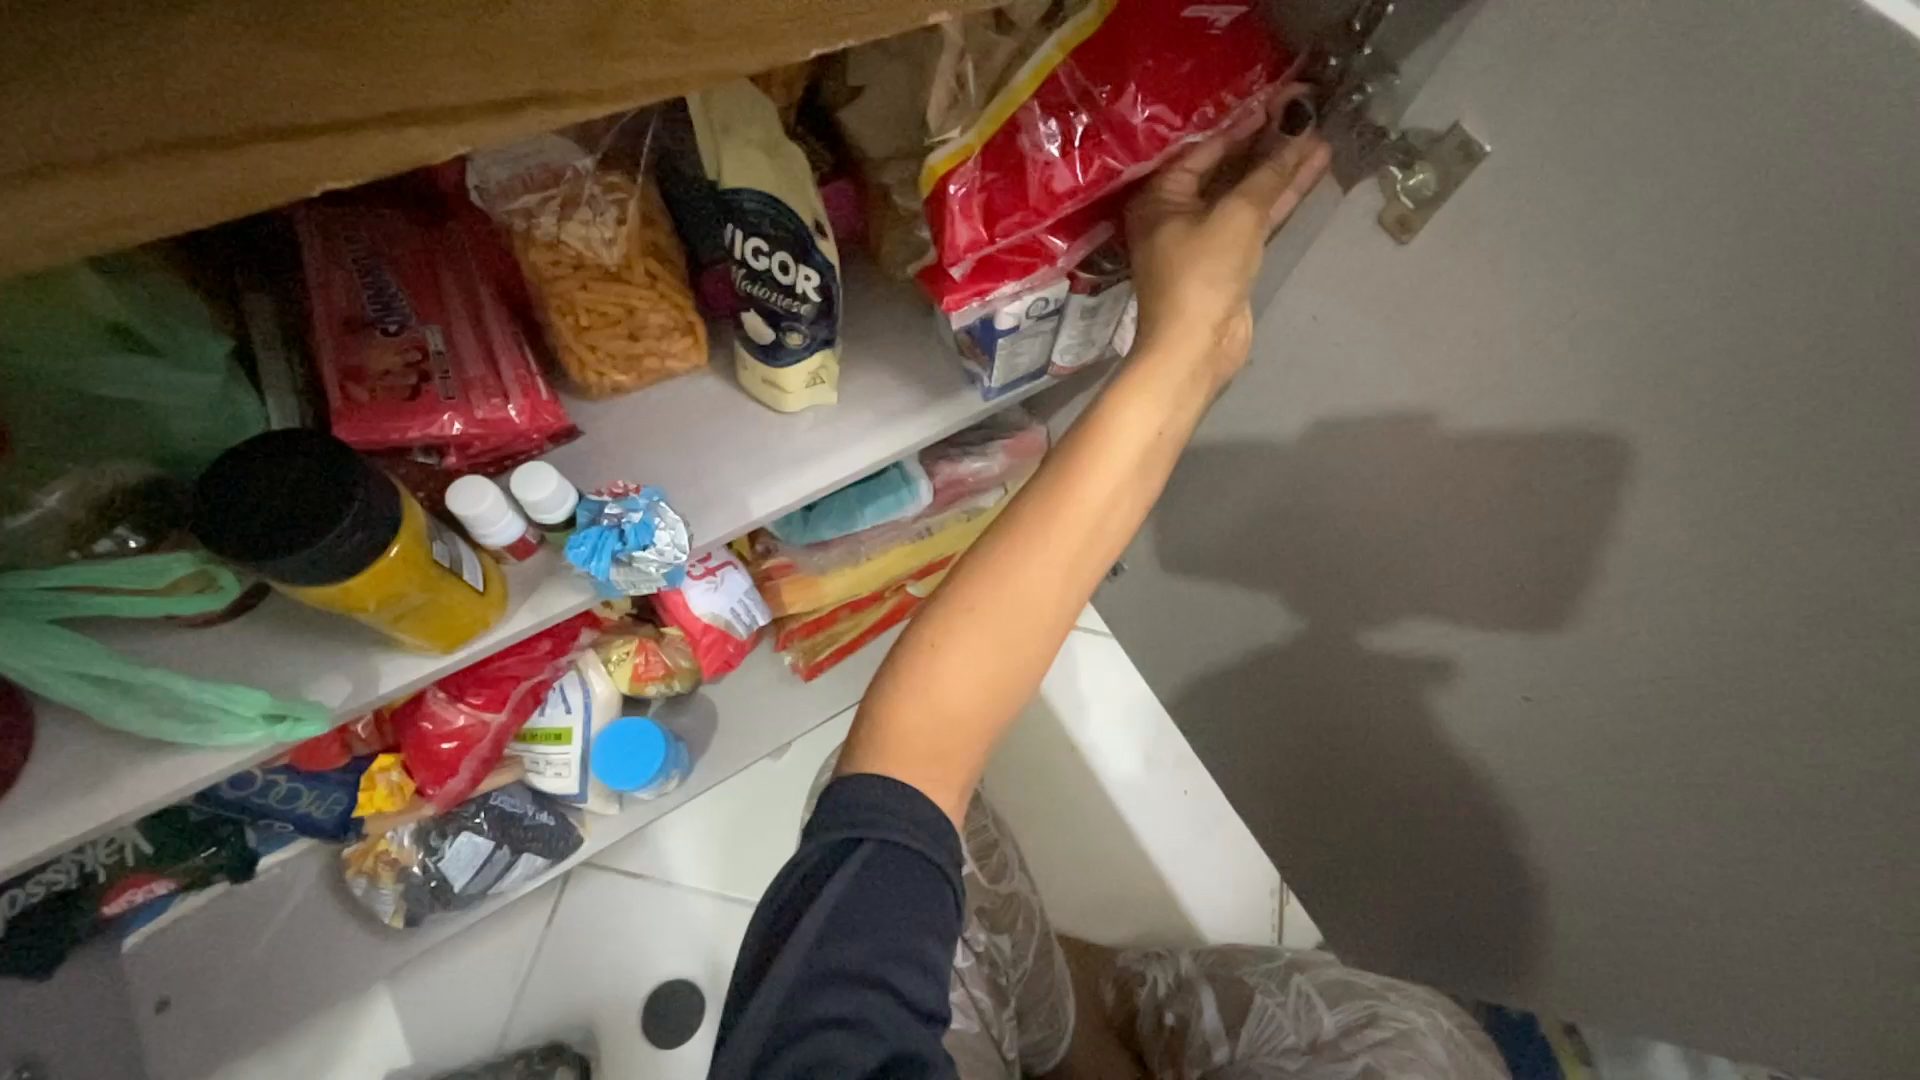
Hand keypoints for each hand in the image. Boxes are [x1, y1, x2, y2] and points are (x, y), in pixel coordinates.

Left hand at [1125, 83, 1331, 389]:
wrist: (1195, 347)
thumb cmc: (1202, 275)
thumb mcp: (1237, 215)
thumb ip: (1269, 173)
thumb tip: (1298, 132)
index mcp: (1160, 198)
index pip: (1204, 148)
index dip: (1244, 122)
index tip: (1282, 96)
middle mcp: (1175, 214)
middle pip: (1225, 169)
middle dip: (1266, 143)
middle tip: (1305, 108)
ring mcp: (1202, 239)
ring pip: (1245, 194)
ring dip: (1280, 168)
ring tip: (1319, 133)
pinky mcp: (1226, 260)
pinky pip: (1254, 218)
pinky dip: (1280, 197)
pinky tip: (1312, 169)